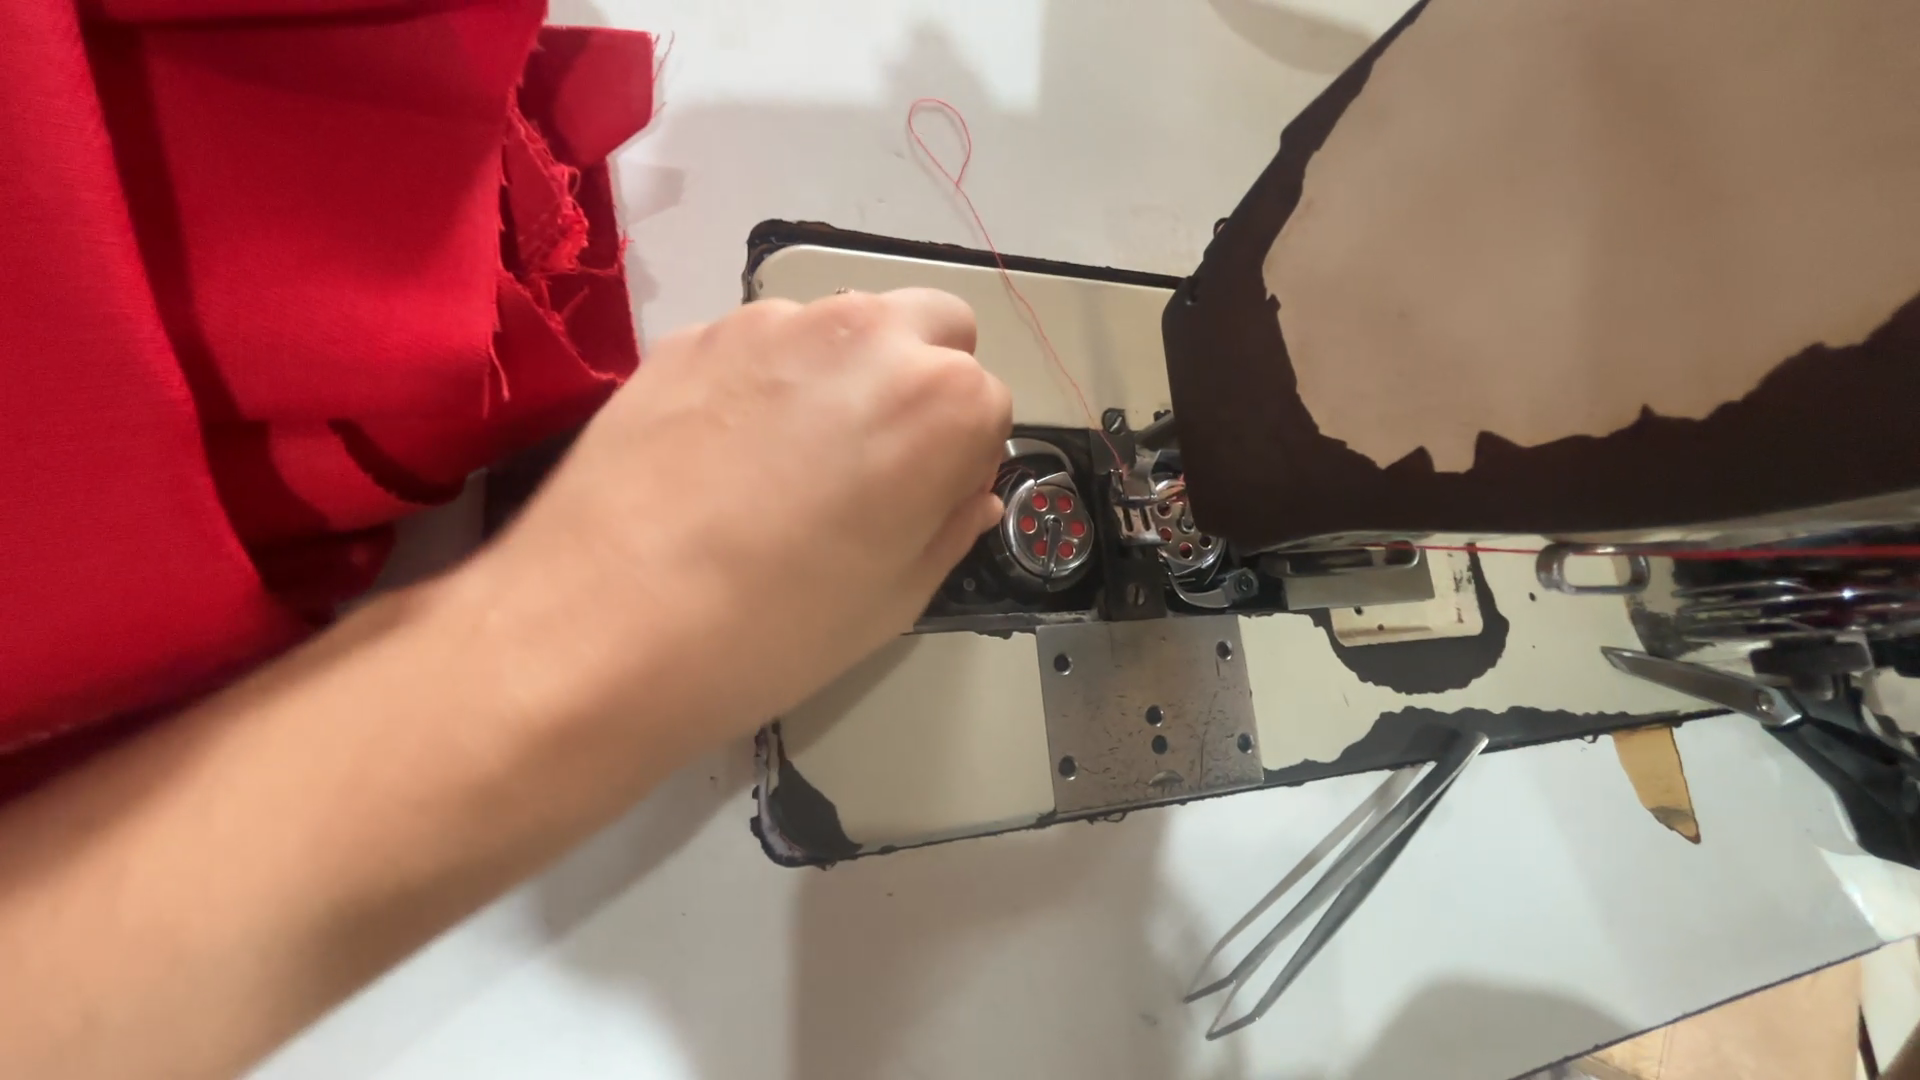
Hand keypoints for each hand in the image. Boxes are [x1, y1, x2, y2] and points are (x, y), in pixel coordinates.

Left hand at [465, 288, 1011, 760]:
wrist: (600, 630)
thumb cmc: (776, 629)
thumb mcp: (899, 598)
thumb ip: (951, 527)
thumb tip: (967, 493)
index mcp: (940, 400)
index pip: (991, 405)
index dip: (966, 458)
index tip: (928, 502)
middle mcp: (867, 335)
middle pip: (936, 329)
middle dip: (932, 382)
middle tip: (884, 459)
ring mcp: (773, 322)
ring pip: (851, 325)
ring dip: (854, 373)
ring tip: (799, 456)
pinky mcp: (696, 332)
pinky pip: (769, 340)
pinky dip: (778, 376)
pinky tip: (733, 448)